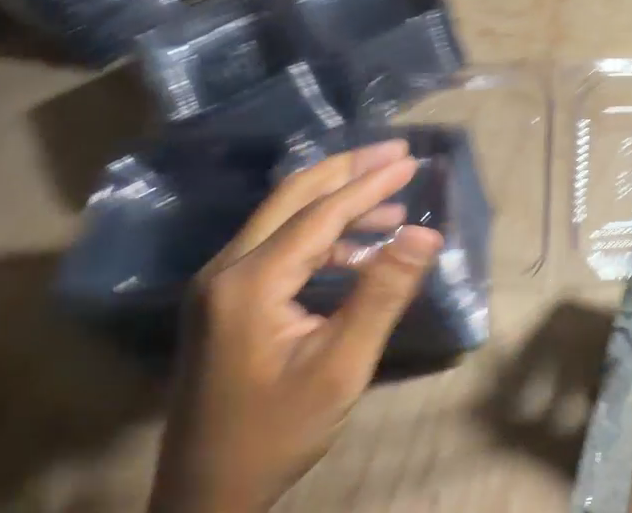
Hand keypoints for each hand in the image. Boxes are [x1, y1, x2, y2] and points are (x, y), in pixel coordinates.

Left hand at [149, 141, 444, 512]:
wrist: (205, 496)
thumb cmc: (277, 432)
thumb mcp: (340, 366)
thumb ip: (382, 294)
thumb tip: (427, 234)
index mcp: (249, 282)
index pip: (320, 212)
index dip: (370, 184)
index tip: (412, 162)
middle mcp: (225, 270)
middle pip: (292, 197)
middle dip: (348, 170)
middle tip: (398, 154)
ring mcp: (218, 285)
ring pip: (282, 218)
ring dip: (336, 202)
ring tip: (391, 205)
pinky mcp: (223, 301)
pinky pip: (276, 246)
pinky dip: (320, 235)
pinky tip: (357, 249)